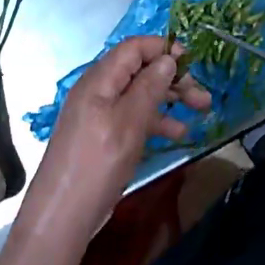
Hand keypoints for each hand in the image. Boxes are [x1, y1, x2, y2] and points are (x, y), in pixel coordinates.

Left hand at [24, 36, 210, 242]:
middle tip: (202, 94)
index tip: (193, 62)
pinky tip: (178, 133)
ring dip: (170, 99)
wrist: (61, 217)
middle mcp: (98, 91)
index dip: (164, 49)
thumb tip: (167, 59)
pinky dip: (156, 120)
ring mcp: (99, 114)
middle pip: (140, 70)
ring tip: (201, 110)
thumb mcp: (129, 122)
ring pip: (140, 94)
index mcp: (100, 80)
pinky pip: (133, 117)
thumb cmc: (97, 164)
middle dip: (173, 77)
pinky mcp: (103, 136)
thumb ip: (149, 87)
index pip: (134, 48)